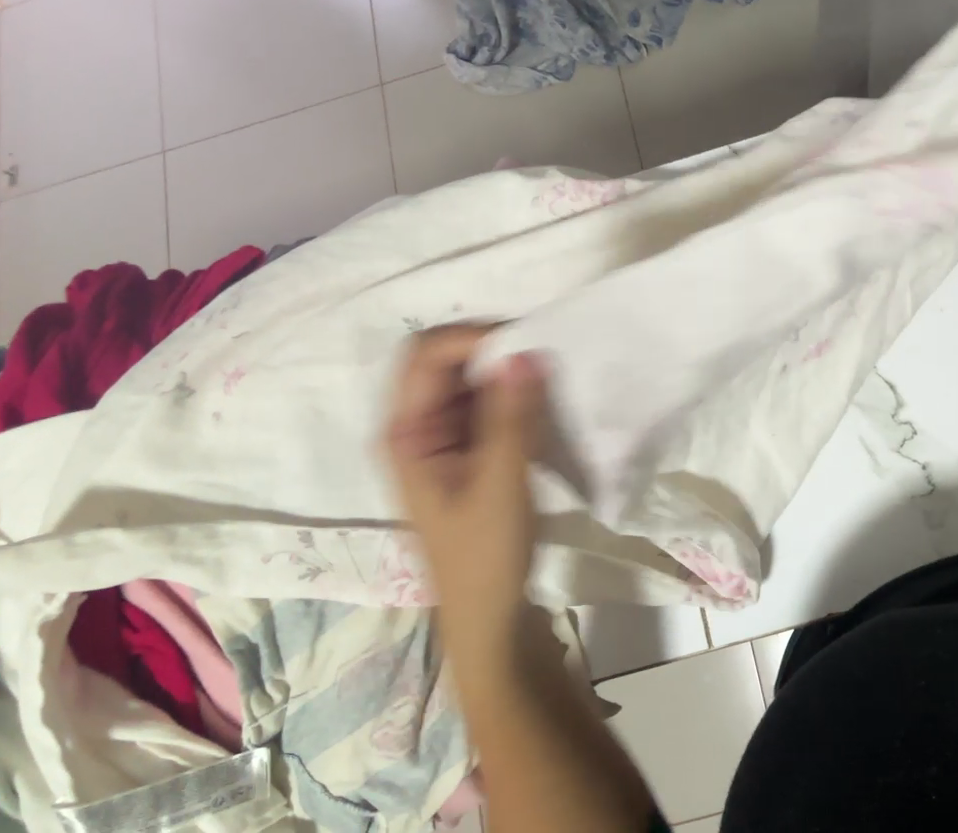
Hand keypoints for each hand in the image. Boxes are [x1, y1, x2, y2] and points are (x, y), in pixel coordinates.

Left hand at [384, 324, 547, 676]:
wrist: (490, 618)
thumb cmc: (485, 556)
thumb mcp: (502, 483)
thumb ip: (511, 416)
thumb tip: (524, 351)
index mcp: (406, 433)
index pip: (426, 355)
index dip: (474, 338)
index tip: (530, 345)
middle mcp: (416, 427)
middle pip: (445, 360)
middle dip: (493, 349)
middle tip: (546, 356)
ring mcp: (442, 439)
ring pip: (469, 380)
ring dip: (507, 371)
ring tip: (552, 378)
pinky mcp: (469, 452)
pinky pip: (487, 404)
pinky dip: (514, 395)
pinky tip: (545, 404)